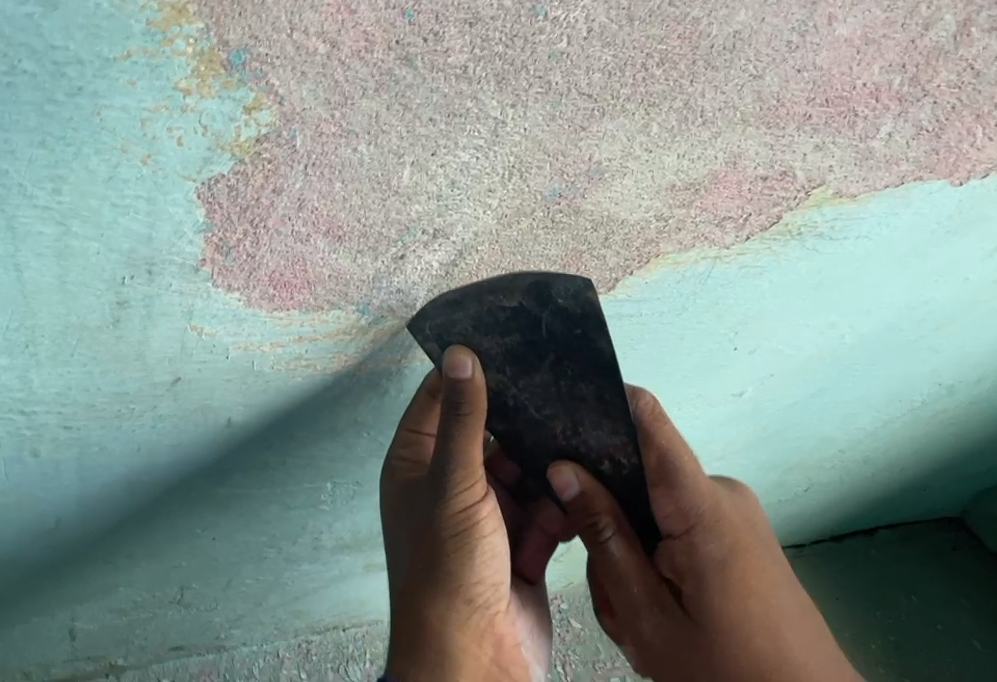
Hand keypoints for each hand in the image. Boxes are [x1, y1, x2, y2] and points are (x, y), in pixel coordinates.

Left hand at [380, 346, 573, 681]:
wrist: (476, 660)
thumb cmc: (447, 568)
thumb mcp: (455, 482)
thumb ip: (464, 419)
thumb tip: (459, 353)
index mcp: (416, 462)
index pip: (439, 399)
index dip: (468, 373)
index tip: (506, 345)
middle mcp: (448, 483)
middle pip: (488, 435)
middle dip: (521, 425)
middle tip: (561, 396)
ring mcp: (485, 516)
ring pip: (521, 472)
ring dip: (544, 470)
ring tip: (578, 447)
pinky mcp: (519, 545)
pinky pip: (544, 511)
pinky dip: (559, 507)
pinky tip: (580, 496)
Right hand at [552, 386, 861, 681]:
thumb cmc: (729, 673)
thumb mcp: (646, 616)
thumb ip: (604, 536)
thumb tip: (562, 467)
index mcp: (700, 503)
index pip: (645, 416)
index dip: (599, 401)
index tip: (553, 415)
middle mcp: (719, 492)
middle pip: (634, 472)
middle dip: (605, 517)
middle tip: (602, 584)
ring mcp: (731, 513)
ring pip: (648, 505)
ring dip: (629, 550)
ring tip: (634, 613)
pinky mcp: (735, 534)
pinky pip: (673, 522)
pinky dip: (652, 557)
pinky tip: (653, 606)